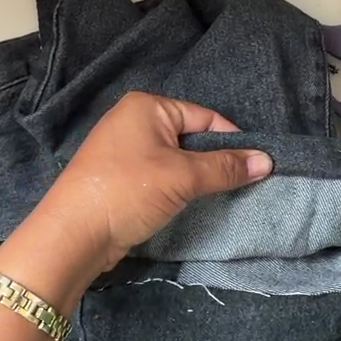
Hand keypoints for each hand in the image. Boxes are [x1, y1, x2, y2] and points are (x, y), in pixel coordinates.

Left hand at [0, 93, 272, 303]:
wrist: (74, 233)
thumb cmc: (129, 190)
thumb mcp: (183, 177)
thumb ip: (225, 168)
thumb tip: (266, 160)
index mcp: (147, 106)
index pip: (204, 117)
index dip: (231, 141)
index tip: (254, 167)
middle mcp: (132, 120)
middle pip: (189, 136)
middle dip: (213, 160)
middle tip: (239, 184)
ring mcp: (122, 149)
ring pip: (174, 158)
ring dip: (194, 176)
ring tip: (216, 196)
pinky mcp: (117, 176)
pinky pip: (158, 174)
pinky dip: (175, 187)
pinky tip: (187, 204)